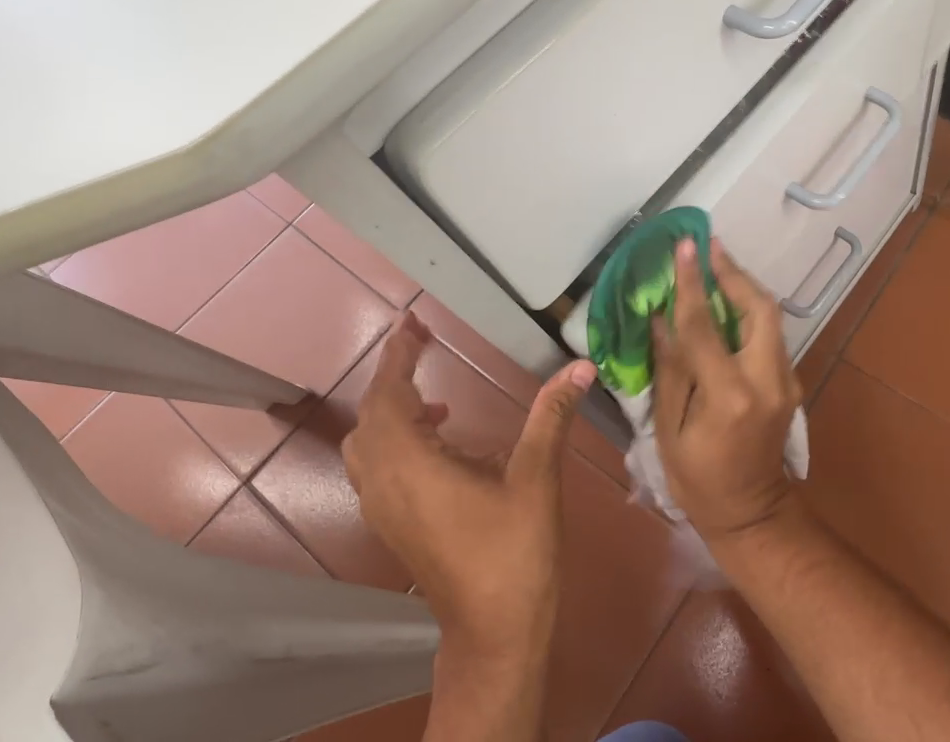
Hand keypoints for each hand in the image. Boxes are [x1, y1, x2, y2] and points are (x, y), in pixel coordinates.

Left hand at [342, 313, 595, 664]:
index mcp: (412, 463)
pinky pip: (378, 466)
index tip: (413, 323)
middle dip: (394, 375)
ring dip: (391, 410)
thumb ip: (551, 416)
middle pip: (372, 414)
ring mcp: (383, 507)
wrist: (494, 627)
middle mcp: (385, 481)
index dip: (398, 356)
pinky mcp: (392, 524)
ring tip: (435, 399)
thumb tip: (581, 365)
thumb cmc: (514, 549)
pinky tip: (441, 444)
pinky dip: (396, 439)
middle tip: (423, 345)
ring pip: (368, 443)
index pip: (390, 394)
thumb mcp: (536, 476)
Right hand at [652, 238, 802, 542]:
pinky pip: (771, 334)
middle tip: (708, 247)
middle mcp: (767, 380)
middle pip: (759, 307)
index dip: (691, 284)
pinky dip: (750, 310)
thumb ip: (670, 368)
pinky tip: (728, 302)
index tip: (685, 246)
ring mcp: (786, 381)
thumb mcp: (669, 428)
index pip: (707, 326)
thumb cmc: (698, 479)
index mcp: (730, 396)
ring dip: (744, 287)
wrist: (751, 512)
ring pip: (771, 317)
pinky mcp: (790, 383)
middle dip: (733, 273)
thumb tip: (661, 316)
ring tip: (716, 264)